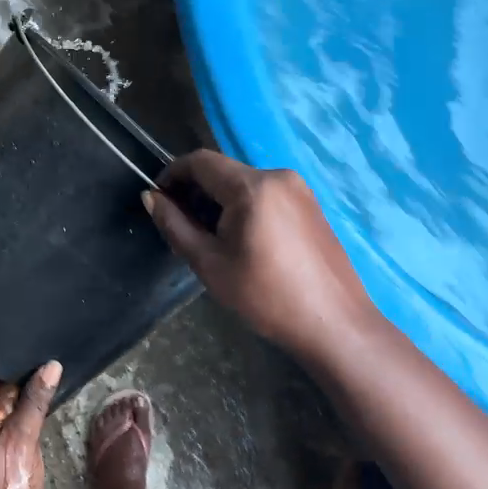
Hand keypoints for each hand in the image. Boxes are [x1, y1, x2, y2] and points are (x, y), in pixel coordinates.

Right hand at [144, 150, 378, 361]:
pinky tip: (243, 242)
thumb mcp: (208, 263)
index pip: (199, 161)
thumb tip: (151, 197)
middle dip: (195, 191)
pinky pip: (265, 194)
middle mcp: (278, 176)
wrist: (336, 327)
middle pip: (222, 171)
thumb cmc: (266, 296)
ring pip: (243, 183)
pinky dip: (244, 207)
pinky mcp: (311, 206)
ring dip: (219, 201)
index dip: (172, 175)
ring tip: (211, 239)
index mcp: (252, 186)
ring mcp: (300, 190)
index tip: (158, 201)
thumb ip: (174, 224)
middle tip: (181, 227)